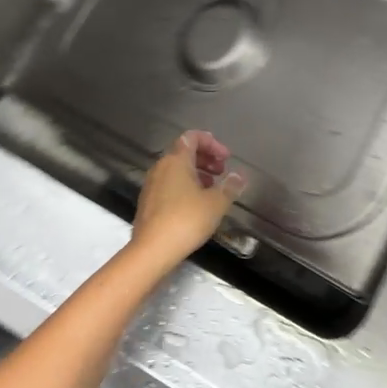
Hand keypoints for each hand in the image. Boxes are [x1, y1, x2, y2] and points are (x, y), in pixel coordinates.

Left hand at [130, 131, 244, 267]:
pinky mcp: (148, 202)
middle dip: (205, 158)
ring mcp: (151, 185)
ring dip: (196, 173)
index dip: (211, 143)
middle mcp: (160, 167)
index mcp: (176, 160)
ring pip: (176, 169)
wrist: (152, 250)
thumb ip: (229, 187)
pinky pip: (169, 184)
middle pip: (184, 152)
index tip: (226, 157)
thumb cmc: (186, 220)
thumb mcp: (216, 203)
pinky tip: (196, 205)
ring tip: (212, 189)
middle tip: (222, 172)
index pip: (192, 137)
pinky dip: (184, 186)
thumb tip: (239, 177)